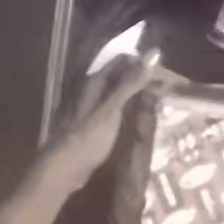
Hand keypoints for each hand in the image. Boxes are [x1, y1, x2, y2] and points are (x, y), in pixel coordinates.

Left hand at [39, 49, 160, 192]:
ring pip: (111, 97)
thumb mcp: (112, 109)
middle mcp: (87, 94)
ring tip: (150, 100)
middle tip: (158, 83)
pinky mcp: (88, 131)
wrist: (64, 169)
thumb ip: (130, 83)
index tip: (158, 65)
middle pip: (113, 79)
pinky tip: (133, 122)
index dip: (136, 61)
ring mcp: (87, 113)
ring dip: (129, 97)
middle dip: (134, 79)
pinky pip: (110, 116)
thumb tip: (153, 53)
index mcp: (92, 85)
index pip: (117, 63)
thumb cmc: (88, 138)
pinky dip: (123, 115)